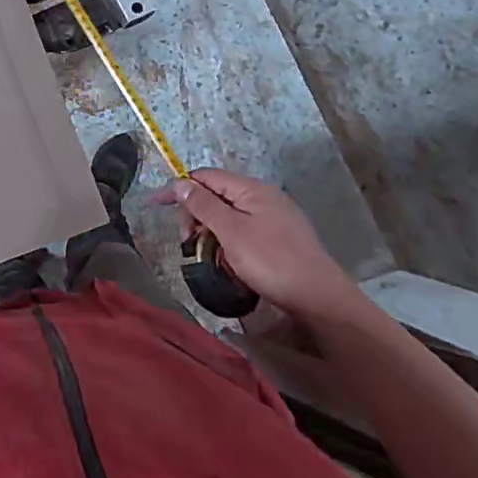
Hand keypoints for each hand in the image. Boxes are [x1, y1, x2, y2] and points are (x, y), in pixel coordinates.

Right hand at [153, 169, 362, 320]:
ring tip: (208, 256)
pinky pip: (245, 232)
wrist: (321, 300)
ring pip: (230, 216)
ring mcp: (275, 218)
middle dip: (196, 215)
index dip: (179, 189)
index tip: (156, 205)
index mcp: (252, 190)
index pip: (205, 177)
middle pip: (217, 196)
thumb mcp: (230, 231)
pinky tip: (230, 262)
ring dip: (212, 233)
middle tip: (188, 242)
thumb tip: (180, 182)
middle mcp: (265, 198)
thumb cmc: (271, 262)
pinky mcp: (281, 239)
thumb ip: (203, 204)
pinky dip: (230, 243)